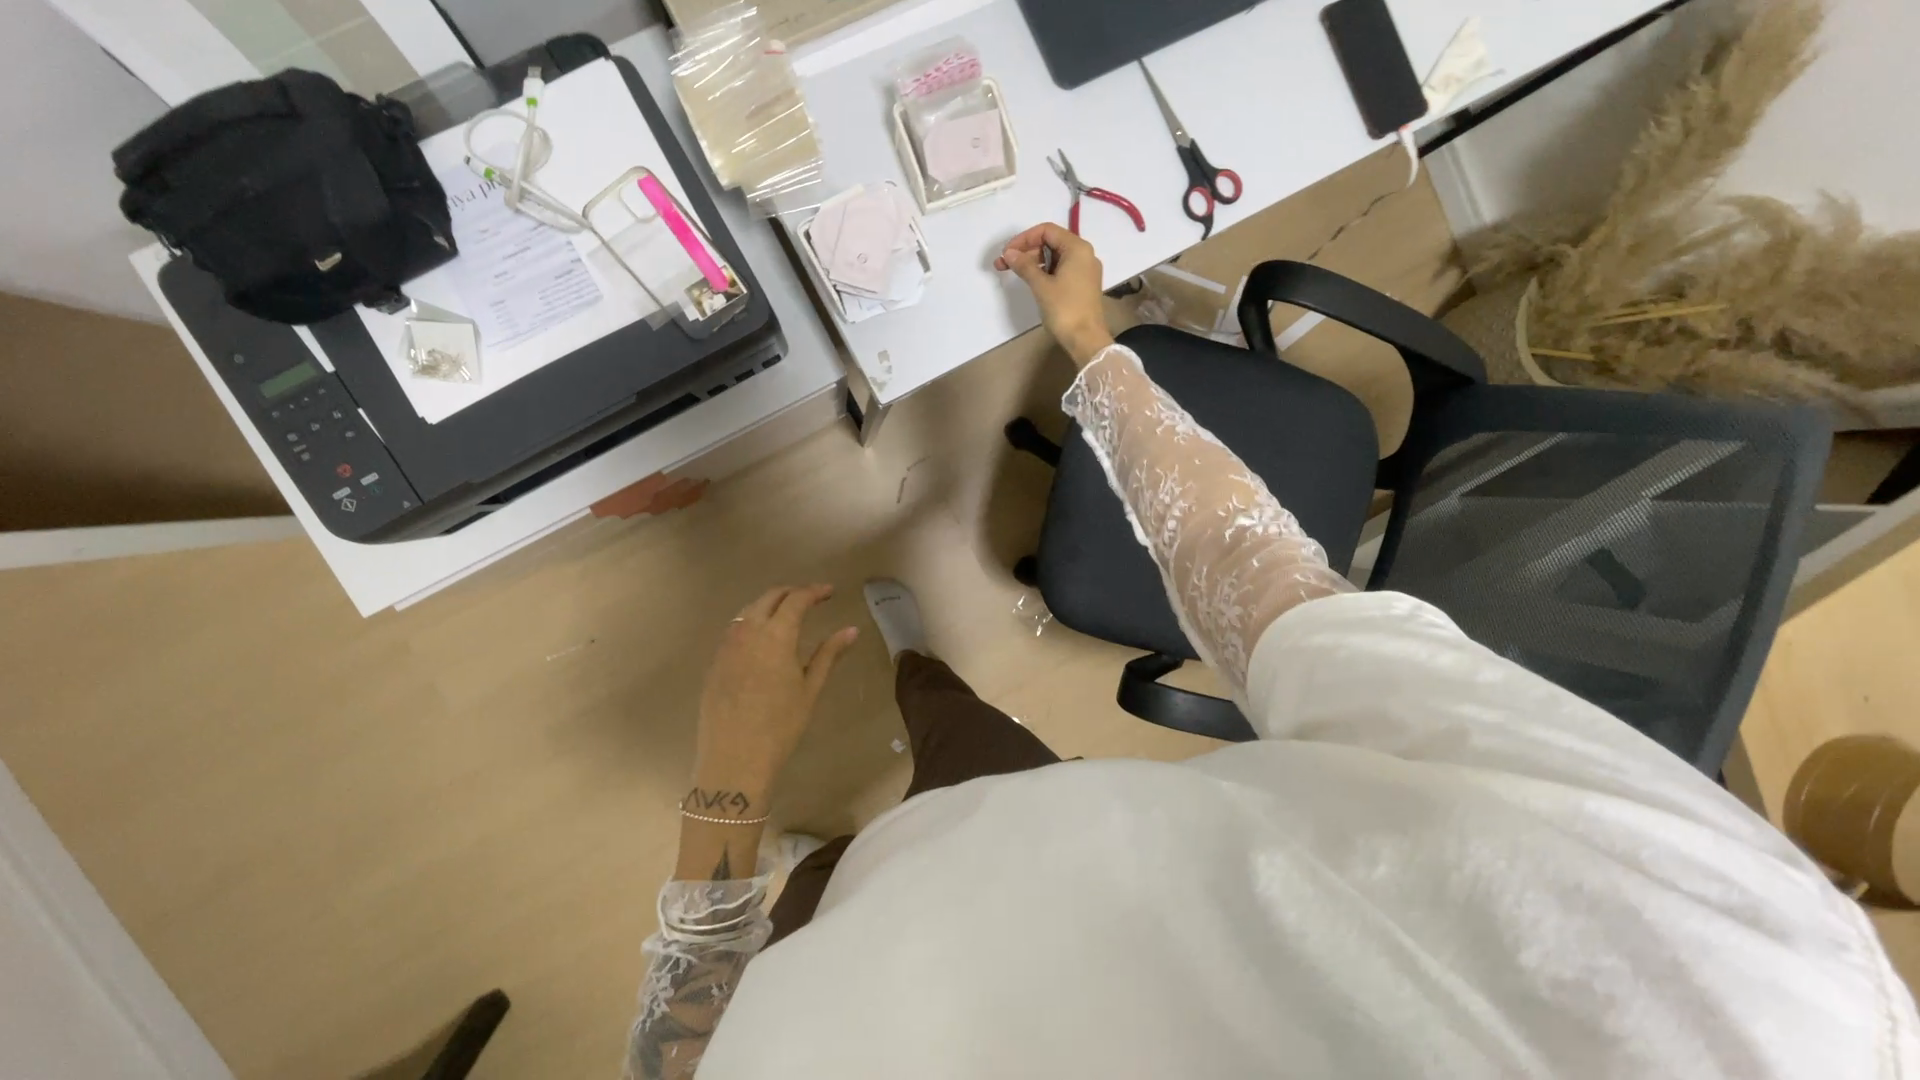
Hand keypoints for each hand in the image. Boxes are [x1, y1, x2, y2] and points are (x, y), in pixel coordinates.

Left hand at [691, 585, 857, 806]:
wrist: (734, 758)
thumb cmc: (781, 726)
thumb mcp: (810, 689)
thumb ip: (829, 654)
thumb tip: (851, 630)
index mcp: (776, 636)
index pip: (796, 599)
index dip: (814, 591)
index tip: (829, 592)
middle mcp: (748, 632)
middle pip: (769, 597)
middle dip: (791, 592)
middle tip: (810, 598)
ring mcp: (727, 645)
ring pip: (748, 610)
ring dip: (769, 605)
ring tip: (787, 615)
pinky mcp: (715, 661)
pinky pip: (734, 629)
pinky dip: (751, 622)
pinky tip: (762, 639)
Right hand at [996, 223, 1115, 367]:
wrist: (1086, 339)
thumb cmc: (1065, 309)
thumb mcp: (1041, 285)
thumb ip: (1024, 265)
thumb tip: (1009, 253)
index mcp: (1077, 248)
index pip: (1047, 231)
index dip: (1024, 239)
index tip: (1007, 253)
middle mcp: (1084, 254)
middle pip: (1051, 242)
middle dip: (1026, 250)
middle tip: (1005, 264)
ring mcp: (1085, 270)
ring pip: (1055, 256)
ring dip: (1034, 261)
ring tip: (1015, 272)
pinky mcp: (1082, 284)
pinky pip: (1061, 269)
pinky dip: (1045, 271)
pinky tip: (1031, 279)